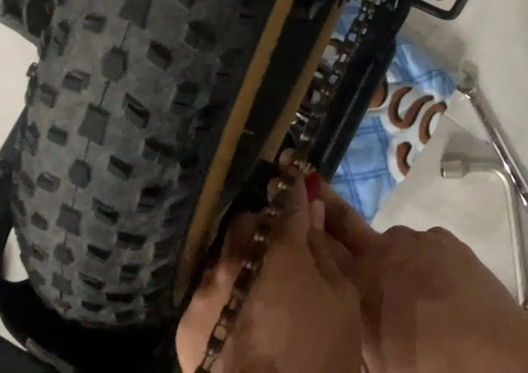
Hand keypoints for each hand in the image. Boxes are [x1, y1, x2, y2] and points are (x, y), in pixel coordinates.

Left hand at [176, 172, 362, 372]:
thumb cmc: (318, 358)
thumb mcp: (341, 304)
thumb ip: (323, 252)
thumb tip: (312, 211)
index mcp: (279, 250)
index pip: (287, 201)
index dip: (293, 186)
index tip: (295, 173)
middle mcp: (236, 259)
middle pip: (247, 224)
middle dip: (263, 228)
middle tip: (280, 249)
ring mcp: (206, 289)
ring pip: (223, 255)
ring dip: (241, 261)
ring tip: (256, 288)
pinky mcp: (186, 321)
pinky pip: (206, 291)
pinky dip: (222, 295)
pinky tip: (237, 317)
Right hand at [319, 185, 522, 372]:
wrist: (488, 351)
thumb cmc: (424, 364)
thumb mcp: (376, 359)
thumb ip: (357, 330)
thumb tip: (350, 321)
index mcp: (355, 283)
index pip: (318, 246)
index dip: (305, 226)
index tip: (295, 209)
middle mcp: (378, 252)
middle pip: (344, 219)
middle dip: (327, 201)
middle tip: (313, 182)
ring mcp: (412, 240)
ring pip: (393, 242)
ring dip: (394, 258)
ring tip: (412, 289)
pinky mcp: (444, 238)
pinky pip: (425, 246)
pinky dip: (426, 262)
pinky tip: (441, 288)